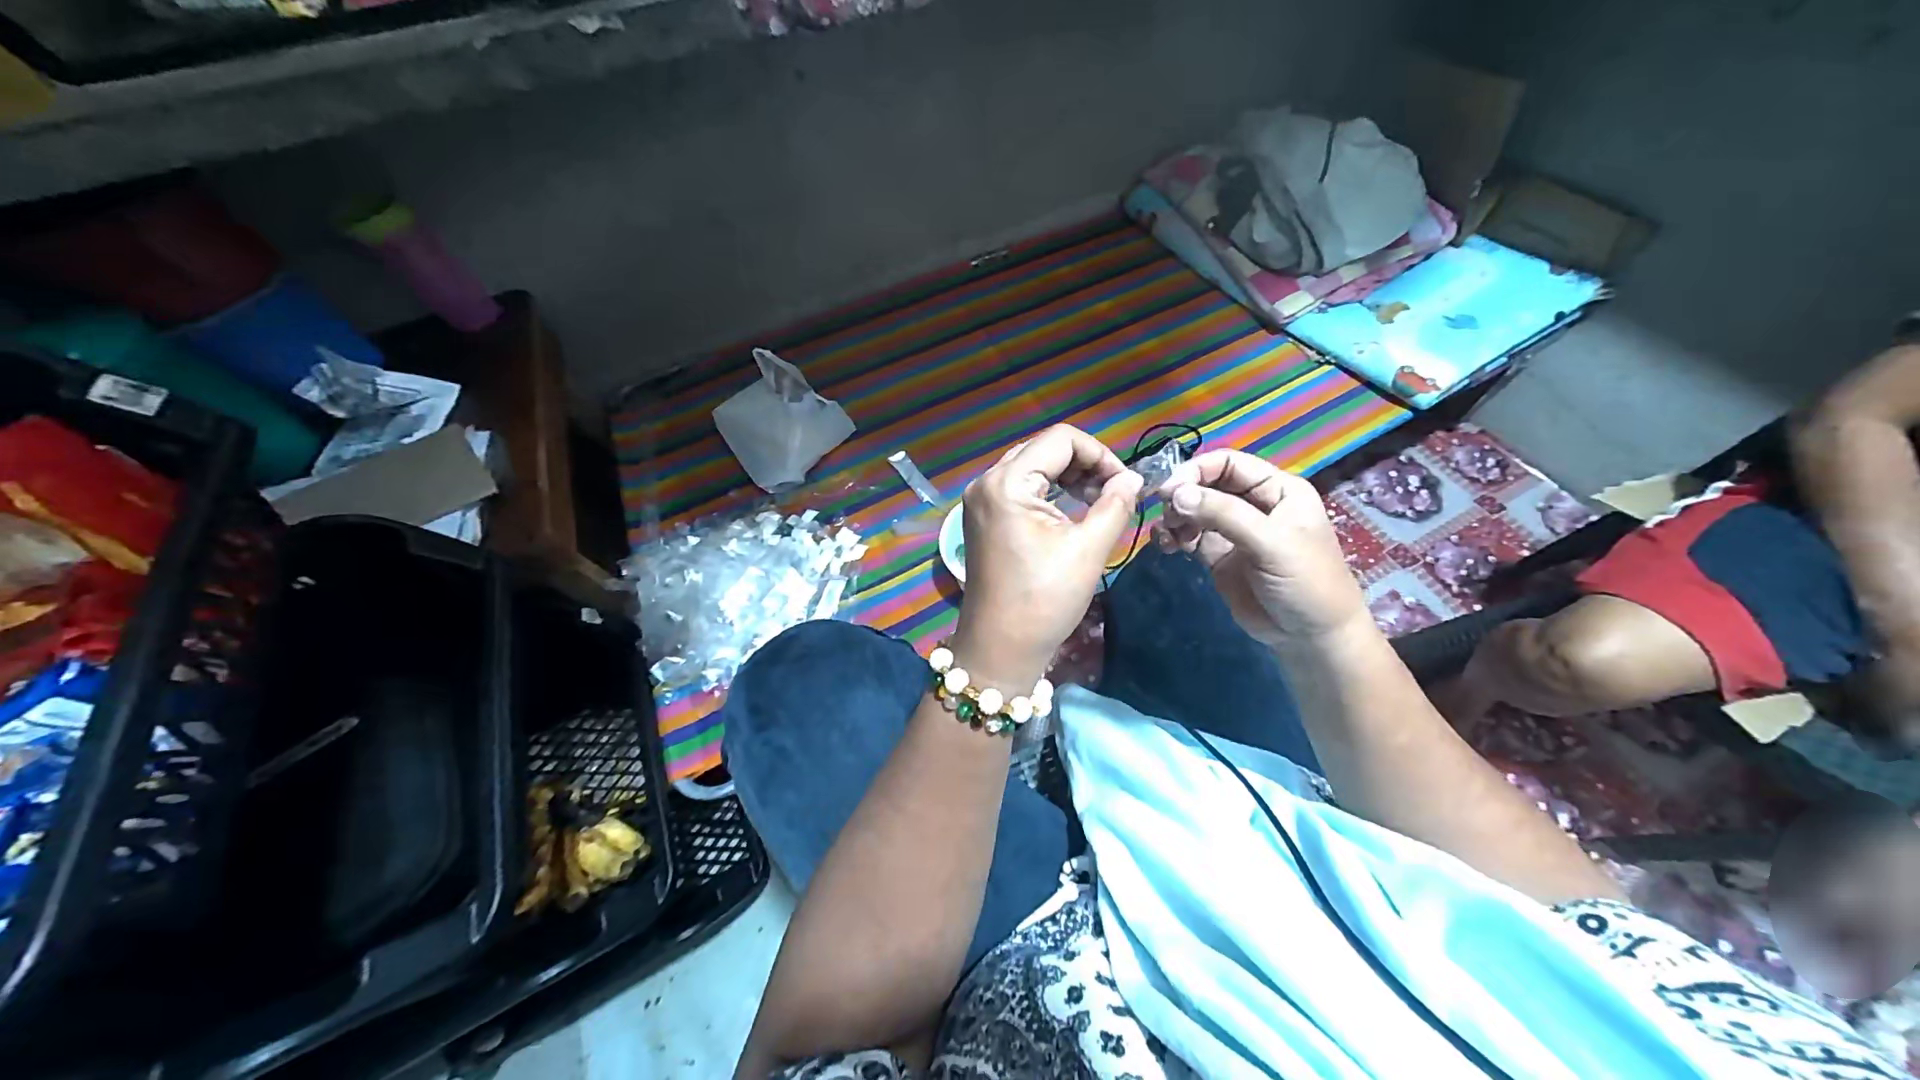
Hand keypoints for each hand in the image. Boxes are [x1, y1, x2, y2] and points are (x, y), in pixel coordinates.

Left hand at [953, 425, 1142, 687]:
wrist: (999, 648)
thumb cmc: (1043, 601)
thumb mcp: (1088, 550)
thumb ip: (1114, 504)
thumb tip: (1133, 478)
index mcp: (1006, 483)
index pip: (1061, 440)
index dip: (1100, 455)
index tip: (1124, 484)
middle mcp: (986, 482)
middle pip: (1044, 449)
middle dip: (1084, 465)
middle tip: (1112, 493)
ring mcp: (981, 500)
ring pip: (1032, 467)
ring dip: (1068, 477)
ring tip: (1097, 501)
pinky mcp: (983, 517)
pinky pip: (1020, 488)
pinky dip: (1049, 492)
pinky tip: (1071, 509)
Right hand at [1157, 449, 1368, 648]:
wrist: (1310, 638)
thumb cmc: (1305, 583)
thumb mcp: (1271, 543)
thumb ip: (1225, 514)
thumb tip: (1175, 494)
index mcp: (1277, 489)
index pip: (1228, 463)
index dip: (1196, 471)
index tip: (1169, 491)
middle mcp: (1254, 503)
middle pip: (1206, 484)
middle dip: (1182, 496)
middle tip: (1167, 517)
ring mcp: (1234, 530)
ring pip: (1193, 509)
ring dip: (1174, 517)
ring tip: (1167, 537)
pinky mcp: (1218, 555)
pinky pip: (1188, 535)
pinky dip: (1173, 536)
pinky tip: (1166, 546)